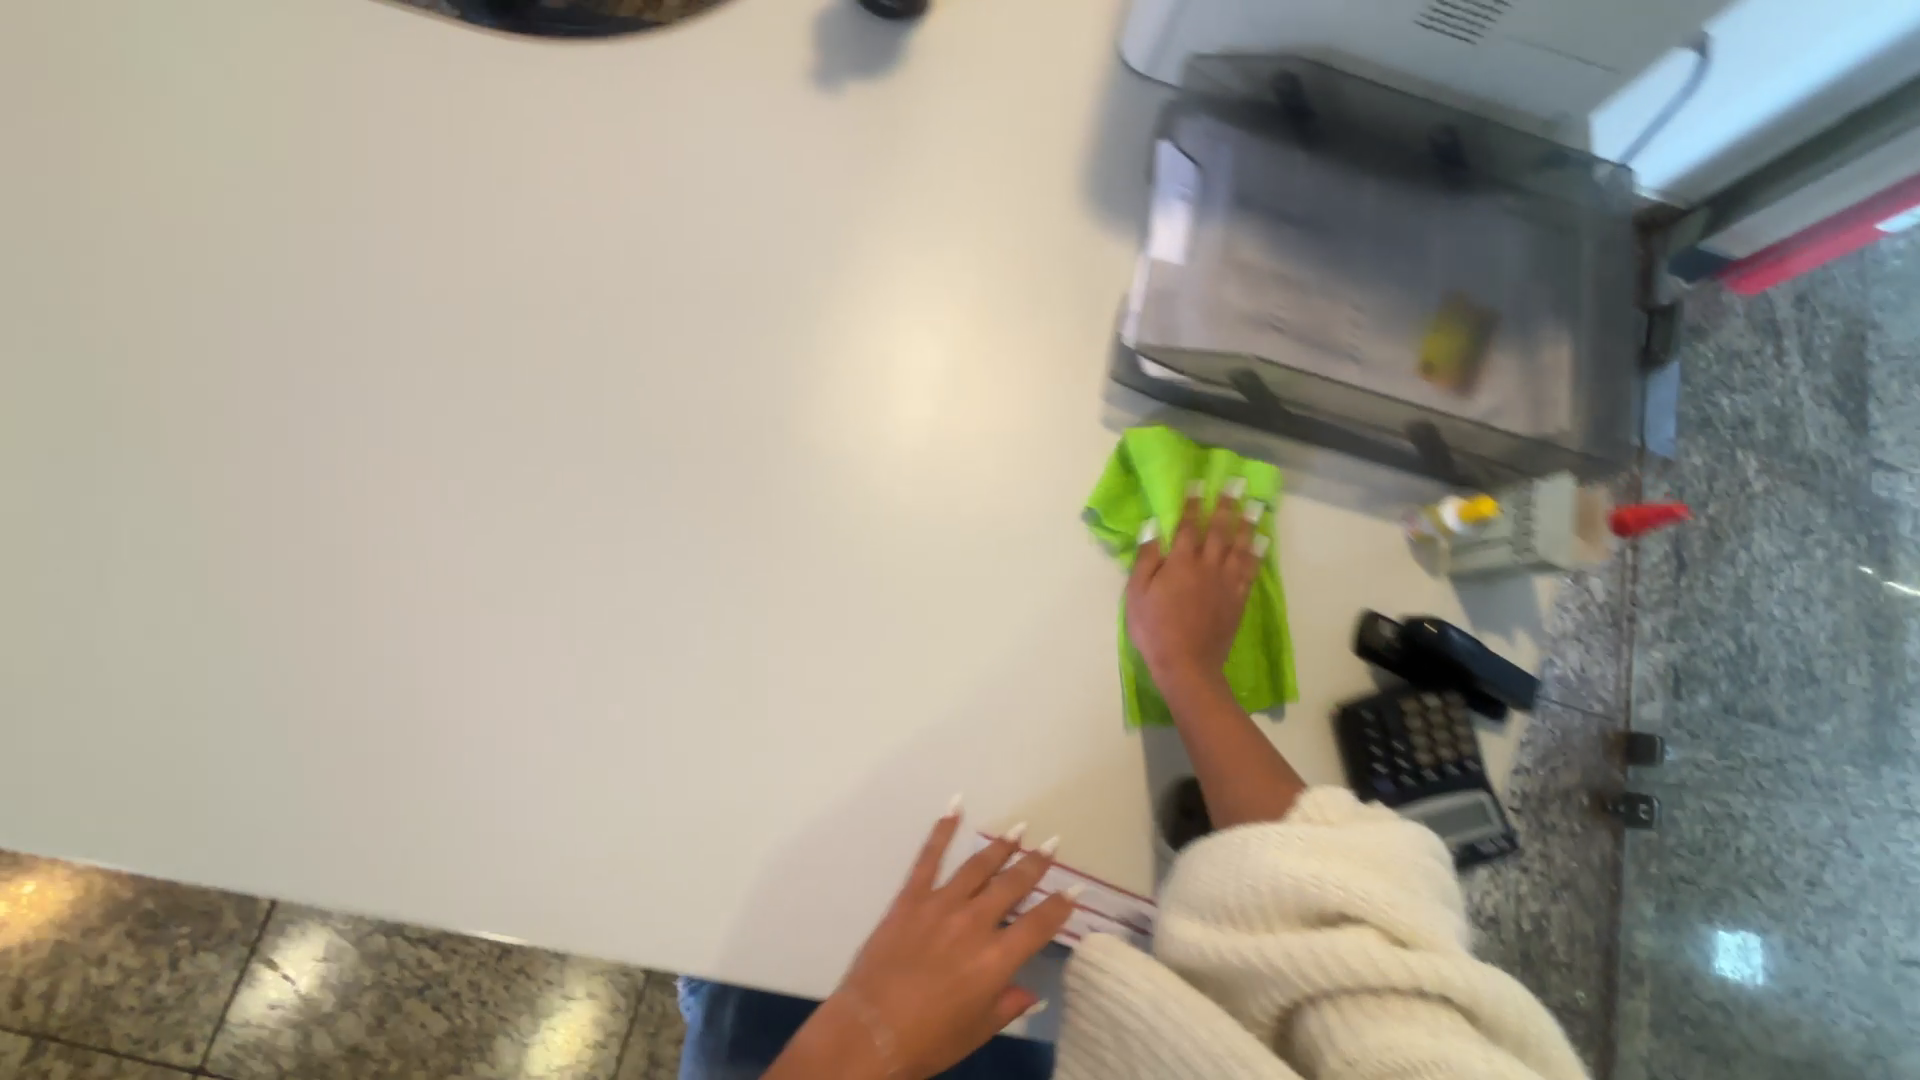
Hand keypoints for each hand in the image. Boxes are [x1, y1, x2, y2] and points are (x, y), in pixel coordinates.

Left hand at [768, 807, 1075, 1079]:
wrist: (869, 1032)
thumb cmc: (928, 1041)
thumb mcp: (977, 1030)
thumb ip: (1007, 1005)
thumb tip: (1031, 992)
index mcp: (997, 959)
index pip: (1039, 925)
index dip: (1060, 906)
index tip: (1074, 890)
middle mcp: (974, 923)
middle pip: (1012, 886)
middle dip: (1035, 864)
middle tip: (1051, 844)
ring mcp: (941, 905)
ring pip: (978, 867)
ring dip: (1000, 846)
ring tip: (1018, 829)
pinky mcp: (911, 898)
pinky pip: (928, 859)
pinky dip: (941, 831)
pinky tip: (955, 808)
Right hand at [1126, 481, 1265, 693]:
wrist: (1187, 664)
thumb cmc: (1154, 629)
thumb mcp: (1137, 594)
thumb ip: (1147, 559)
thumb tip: (1153, 528)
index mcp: (1181, 562)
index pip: (1189, 525)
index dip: (1193, 503)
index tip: (1199, 483)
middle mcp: (1207, 566)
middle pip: (1219, 530)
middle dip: (1226, 505)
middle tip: (1236, 485)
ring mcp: (1226, 583)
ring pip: (1240, 546)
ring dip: (1247, 524)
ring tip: (1254, 507)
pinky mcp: (1237, 600)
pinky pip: (1250, 570)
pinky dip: (1257, 554)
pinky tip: (1262, 542)